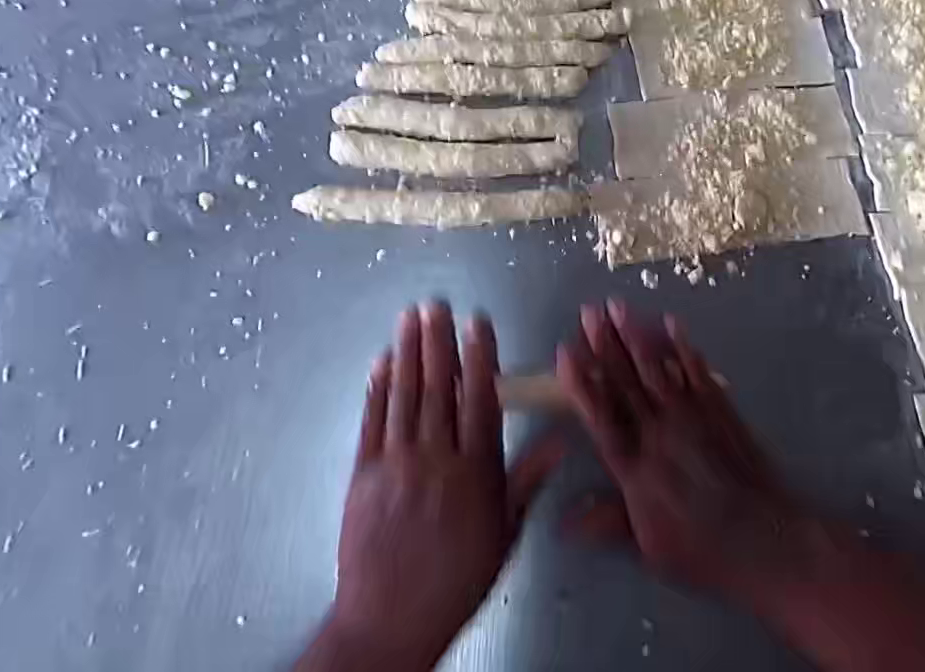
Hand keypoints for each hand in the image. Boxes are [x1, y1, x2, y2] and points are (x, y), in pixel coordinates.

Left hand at [303, 303, 561, 671]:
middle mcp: (436, 457)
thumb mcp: (504, 532)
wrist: (390, 620)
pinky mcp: (363, 475)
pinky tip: (381, 362)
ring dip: (408, 352)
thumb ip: (528, 479)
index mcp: (475, 469)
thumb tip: (561, 438)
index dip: (479, 356)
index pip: (480, 398)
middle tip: (437, 304)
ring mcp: (395, 463)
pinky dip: (376, 388)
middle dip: (438, 341)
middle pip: (438, 387)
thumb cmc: (459, 575)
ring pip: (404, 395)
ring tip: (410, 316)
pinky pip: (371, 422)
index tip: (478, 322)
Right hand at [556, 298, 814, 606]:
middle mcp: (658, 431)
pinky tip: (671, 323)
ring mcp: (690, 414)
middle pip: (625, 381)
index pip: (601, 415)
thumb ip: (607, 523)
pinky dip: (683, 345)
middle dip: (604, 344)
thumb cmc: (703, 549)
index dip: (581, 382)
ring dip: (635, 335)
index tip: (565, 351)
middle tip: (589, 312)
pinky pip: (697, 370)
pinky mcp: (718, 408)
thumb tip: (563, 522)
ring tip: (618, 306)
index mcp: (635, 466)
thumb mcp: (649, 546)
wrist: (765, 539)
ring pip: (656, 368)